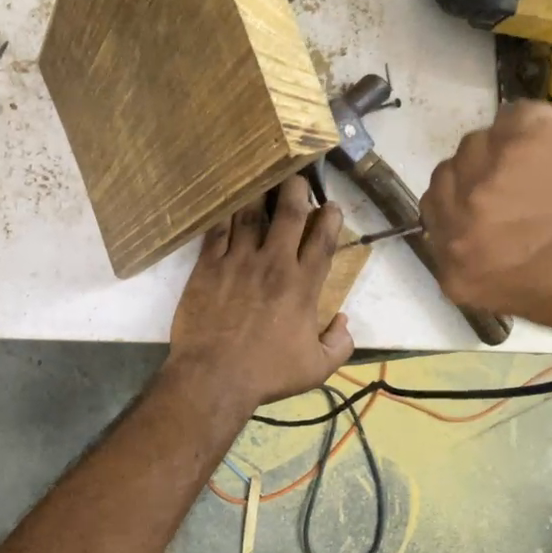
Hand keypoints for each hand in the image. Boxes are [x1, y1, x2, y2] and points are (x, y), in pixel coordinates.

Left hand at [164, 176, 354, 413]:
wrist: (214, 375)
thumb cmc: (267, 374)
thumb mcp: (317, 368)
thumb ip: (339, 343)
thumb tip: (343, 321)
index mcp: (303, 286)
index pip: (322, 240)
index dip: (330, 217)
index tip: (331, 206)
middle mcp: (274, 264)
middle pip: (289, 213)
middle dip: (296, 189)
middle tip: (295, 177)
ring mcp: (238, 261)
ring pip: (250, 214)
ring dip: (258, 193)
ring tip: (261, 178)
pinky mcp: (208, 265)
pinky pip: (217, 229)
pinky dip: (223, 213)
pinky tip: (226, 201)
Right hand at [419, 102, 551, 326]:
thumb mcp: (533, 305)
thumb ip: (486, 272)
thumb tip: (481, 246)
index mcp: (458, 273)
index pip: (434, 230)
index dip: (462, 217)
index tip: (489, 213)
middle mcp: (458, 223)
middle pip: (443, 183)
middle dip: (473, 183)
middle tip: (518, 187)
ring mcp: (485, 174)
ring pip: (473, 147)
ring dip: (502, 153)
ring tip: (551, 165)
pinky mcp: (520, 134)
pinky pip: (511, 117)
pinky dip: (535, 126)